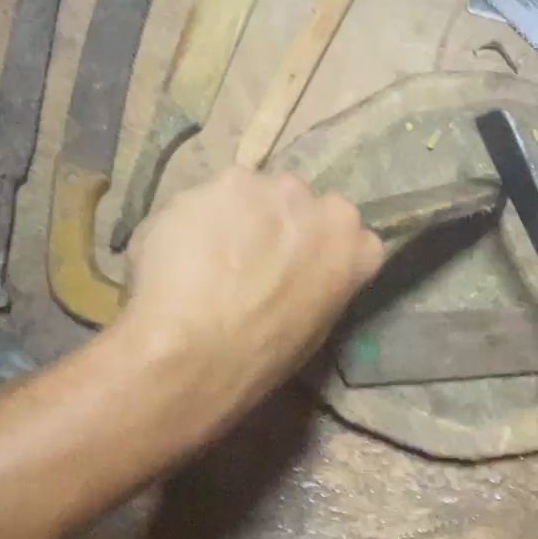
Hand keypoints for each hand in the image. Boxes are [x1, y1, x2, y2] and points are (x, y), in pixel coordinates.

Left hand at [122, 167, 384, 424]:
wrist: (196, 351)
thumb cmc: (260, 357)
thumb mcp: (314, 328)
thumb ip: (319, 283)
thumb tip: (300, 274)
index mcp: (356, 247)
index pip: (346, 231)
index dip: (313, 244)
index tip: (292, 265)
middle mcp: (326, 206)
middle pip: (298, 201)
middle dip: (277, 221)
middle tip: (249, 257)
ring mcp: (277, 189)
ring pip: (253, 192)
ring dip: (237, 213)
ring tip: (208, 254)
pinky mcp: (227, 181)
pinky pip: (210, 194)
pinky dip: (196, 215)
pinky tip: (181, 249)